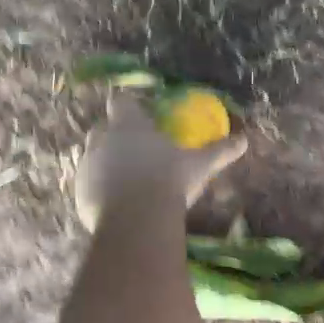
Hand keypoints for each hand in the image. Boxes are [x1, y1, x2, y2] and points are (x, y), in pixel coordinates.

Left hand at [74, 94, 247, 227]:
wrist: (136, 220)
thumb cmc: (169, 180)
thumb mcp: (201, 164)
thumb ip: (221, 150)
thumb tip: (244, 140)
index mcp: (129, 126)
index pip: (121, 102)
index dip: (130, 105)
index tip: (141, 111)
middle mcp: (102, 141)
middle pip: (101, 127)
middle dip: (114, 132)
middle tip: (137, 144)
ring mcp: (86, 167)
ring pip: (92, 155)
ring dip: (107, 160)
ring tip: (129, 173)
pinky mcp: (79, 192)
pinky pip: (89, 182)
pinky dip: (101, 185)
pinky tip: (121, 197)